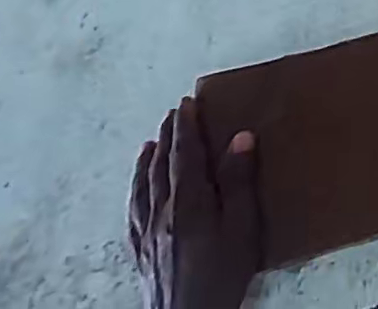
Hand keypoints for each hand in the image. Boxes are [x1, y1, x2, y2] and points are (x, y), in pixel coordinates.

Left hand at [129, 94, 260, 308]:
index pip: (186, 154)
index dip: (186, 127)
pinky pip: (134, 215)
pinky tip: (137, 191)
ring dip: (147, 161)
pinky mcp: (141, 256)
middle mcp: (162, 213)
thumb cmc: (223, 273)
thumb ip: (240, 181)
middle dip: (167, 138)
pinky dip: (135, 193)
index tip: (187, 102)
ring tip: (148, 143)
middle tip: (172, 114)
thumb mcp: (243, 227)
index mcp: (189, 201)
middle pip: (161, 167)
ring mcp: (148, 236)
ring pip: (143, 189)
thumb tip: (240, 137)